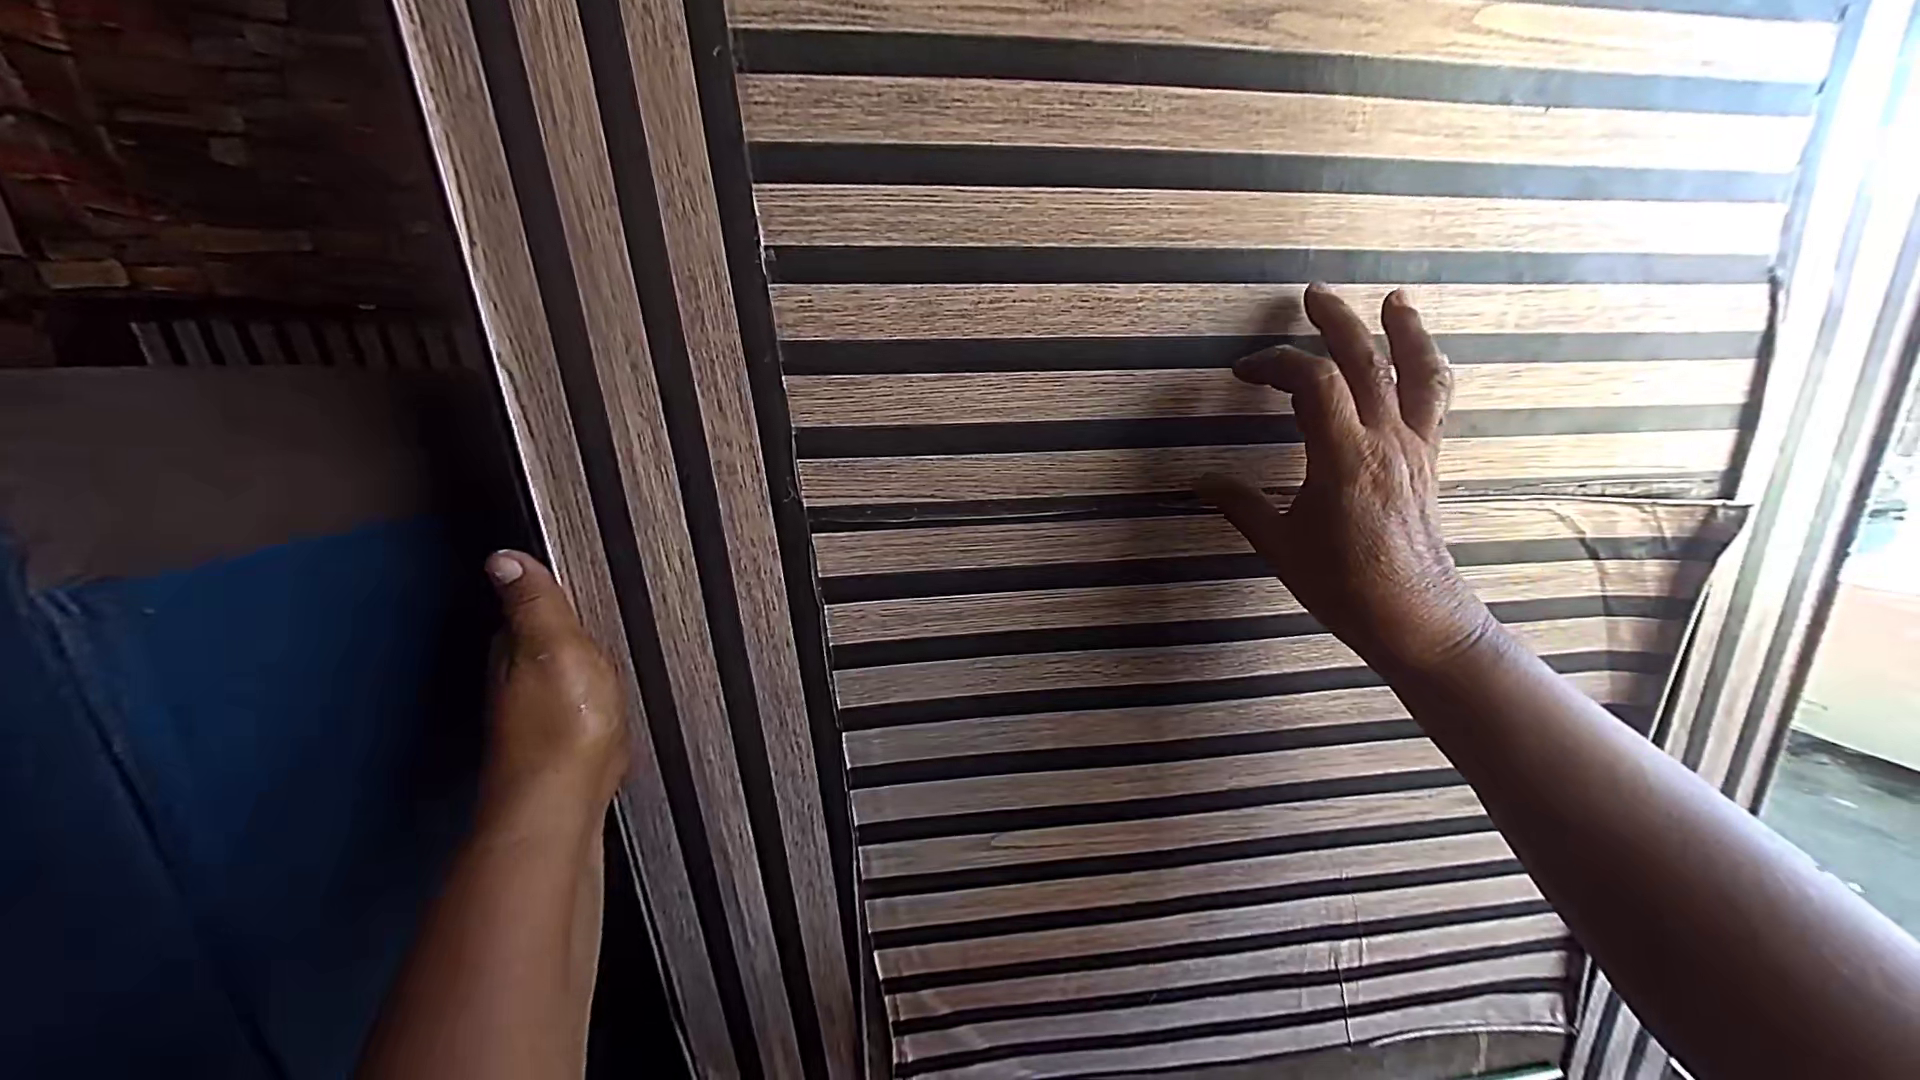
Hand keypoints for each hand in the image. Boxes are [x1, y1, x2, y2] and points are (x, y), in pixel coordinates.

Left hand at [479, 550, 628, 832]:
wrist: (565, 796)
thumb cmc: (563, 725)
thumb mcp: (557, 647)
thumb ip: (537, 603)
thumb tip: (503, 559)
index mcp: (514, 648)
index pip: (530, 602)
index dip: (554, 588)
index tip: (574, 574)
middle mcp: (517, 676)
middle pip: (546, 635)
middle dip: (571, 623)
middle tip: (598, 609)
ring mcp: (539, 707)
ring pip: (563, 666)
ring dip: (582, 657)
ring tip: (606, 647)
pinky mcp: (563, 732)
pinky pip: (579, 695)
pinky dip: (591, 688)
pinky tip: (606, 693)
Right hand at [1198, 284, 1496, 672]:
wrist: (1416, 617)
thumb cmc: (1343, 586)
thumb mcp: (1279, 547)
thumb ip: (1241, 505)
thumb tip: (1200, 481)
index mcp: (1344, 460)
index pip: (1314, 384)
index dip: (1276, 364)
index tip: (1243, 370)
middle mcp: (1386, 443)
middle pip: (1367, 361)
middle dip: (1337, 322)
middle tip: (1314, 295)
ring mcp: (1415, 449)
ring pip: (1418, 373)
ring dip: (1404, 331)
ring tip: (1395, 302)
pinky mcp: (1428, 461)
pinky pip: (1434, 402)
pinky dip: (1425, 370)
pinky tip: (1417, 360)